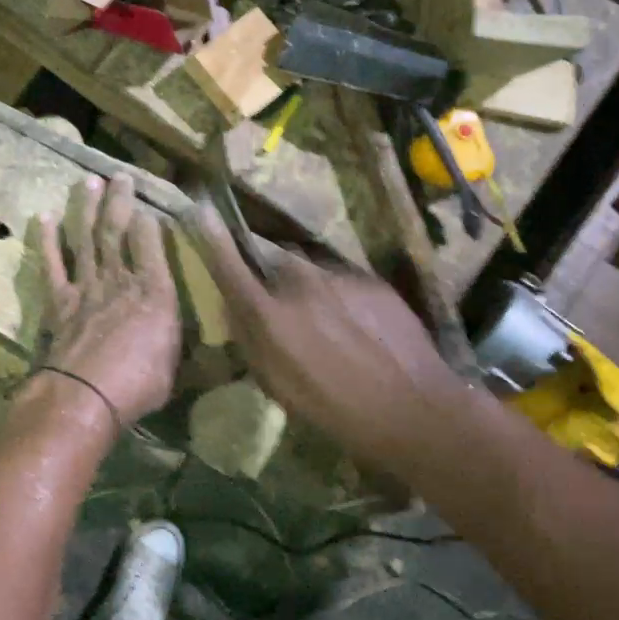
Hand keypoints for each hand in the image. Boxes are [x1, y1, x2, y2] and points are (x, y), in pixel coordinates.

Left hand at [35, 173, 180, 427]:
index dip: (148, 220)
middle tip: (118, 175)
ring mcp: (86, 286)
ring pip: (86, 238)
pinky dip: (47, 239)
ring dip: (86, 208)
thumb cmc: (139, 385)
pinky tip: (44, 217)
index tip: (146, 201)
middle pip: (117, 231)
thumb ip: (187, 346)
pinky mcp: (59, 299)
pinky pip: (51, 263)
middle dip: (118, 201)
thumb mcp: (176, 367)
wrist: (86, 394)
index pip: (151, 244)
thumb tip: (223, 357)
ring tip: (87, 182)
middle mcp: (120, 280)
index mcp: (155, 293)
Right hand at [185, 204, 465, 471]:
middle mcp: (299, 284)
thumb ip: (250, 340)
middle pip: (274, 262)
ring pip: (310, 269)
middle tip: (285, 306)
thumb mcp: (276, 385)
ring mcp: (339, 277)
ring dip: (309, 286)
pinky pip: (343, 279)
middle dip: (273, 275)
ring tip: (329, 323)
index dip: (211, 237)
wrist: (418, 411)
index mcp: (269, 314)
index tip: (200, 208)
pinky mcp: (372, 280)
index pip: (229, 265)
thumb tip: (235, 309)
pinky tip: (359, 328)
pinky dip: (341, 296)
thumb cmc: (336, 411)